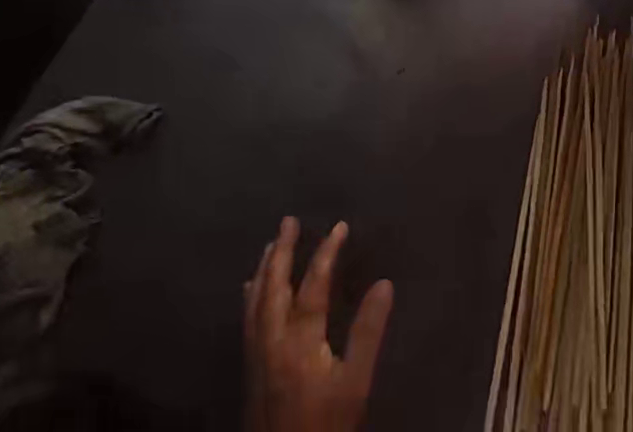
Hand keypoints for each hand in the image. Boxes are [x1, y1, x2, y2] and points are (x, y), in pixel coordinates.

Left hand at [244, 217, 394, 431]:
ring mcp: (256, 358)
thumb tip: (384, 283)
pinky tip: (251, 290)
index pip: (312, 288)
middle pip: (273, 290)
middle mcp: (271, 344)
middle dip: (282, 253)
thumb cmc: (326, 424)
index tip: (340, 226)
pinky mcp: (250, 371)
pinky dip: (251, 297)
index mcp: (299, 344)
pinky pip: (247, 321)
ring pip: (255, 304)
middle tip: (288, 221)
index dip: (326, 254)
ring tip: (271, 246)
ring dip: (264, 271)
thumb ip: (368, 332)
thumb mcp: (356, 383)